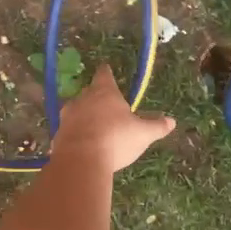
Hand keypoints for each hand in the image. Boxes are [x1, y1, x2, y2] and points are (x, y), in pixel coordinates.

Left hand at [50, 64, 174, 171]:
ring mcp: (67, 116)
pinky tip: (83, 144)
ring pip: (77, 110)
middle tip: (107, 105)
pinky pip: (69, 130)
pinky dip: (76, 133)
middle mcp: (83, 99)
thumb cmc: (115, 139)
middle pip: (89, 92)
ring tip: (95, 126)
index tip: (106, 69)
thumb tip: (171, 121)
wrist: (80, 160)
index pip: (104, 75)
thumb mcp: (142, 134)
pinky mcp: (58, 134)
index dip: (106, 72)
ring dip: (85, 116)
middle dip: (97, 97)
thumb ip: (156, 127)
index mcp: (104, 92)